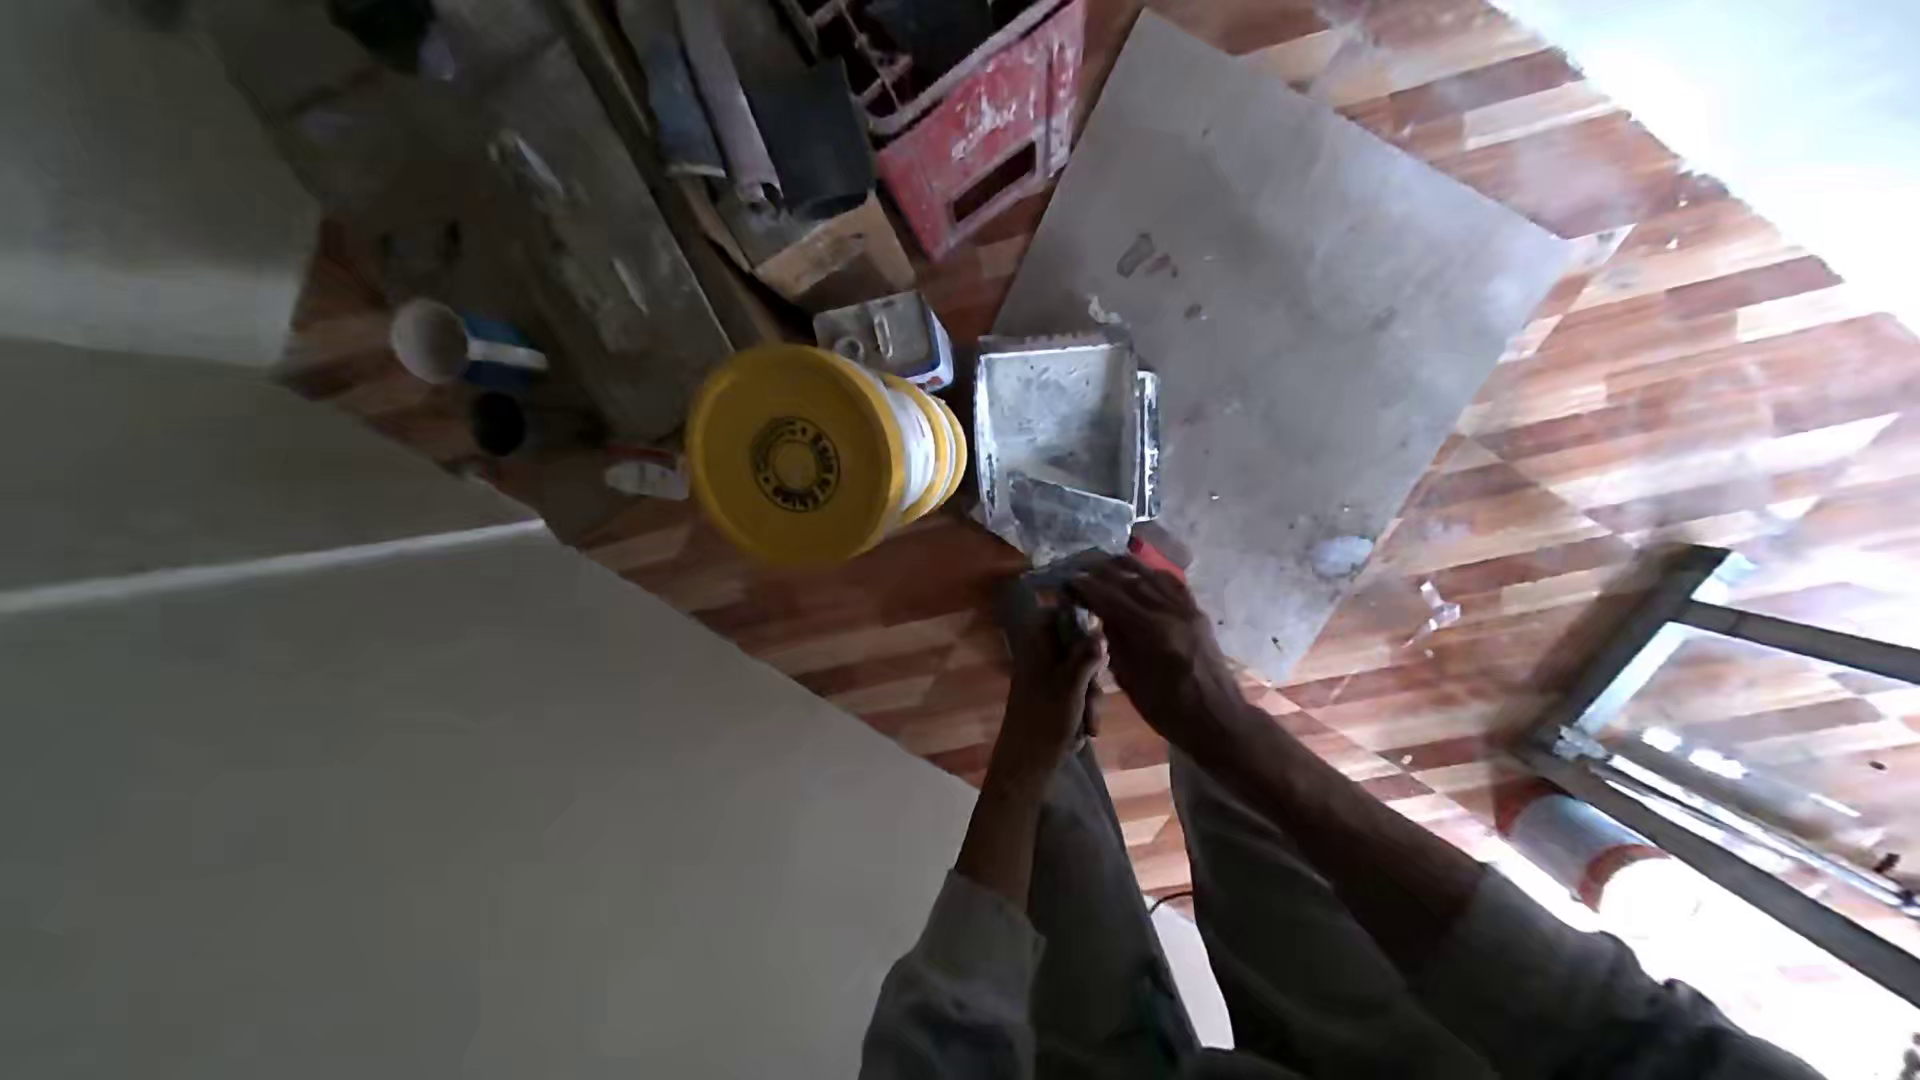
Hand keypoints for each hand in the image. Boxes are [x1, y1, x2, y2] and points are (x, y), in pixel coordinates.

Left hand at [992, 616, 1105, 783]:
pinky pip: (1077, 692)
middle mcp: (1039, 656)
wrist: (1027, 765)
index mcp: (1036, 645)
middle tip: (1093, 691)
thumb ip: (1086, 655)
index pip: (1057, 614)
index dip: (1079, 621)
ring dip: (1090, 694)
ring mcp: (1045, 678)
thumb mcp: (1072, 685)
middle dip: (1091, 670)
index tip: (1099, 639)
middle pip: (1075, 644)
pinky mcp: (1052, 698)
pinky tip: (1085, 728)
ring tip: (1088, 719)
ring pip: (1080, 671)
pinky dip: (1084, 707)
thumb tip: (1100, 629)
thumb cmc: (1046, 720)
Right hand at [1066, 557, 1247, 750]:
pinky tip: (1142, 572)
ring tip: (1106, 562)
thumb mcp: (1132, 681)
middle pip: (1132, 582)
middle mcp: (1171, 613)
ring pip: (1154, 577)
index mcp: (1153, 633)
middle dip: (1102, 573)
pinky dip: (1154, 574)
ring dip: (1127, 567)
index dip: (1089, 589)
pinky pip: (1174, 585)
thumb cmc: (1170, 710)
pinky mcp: (1198, 614)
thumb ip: (1117, 644)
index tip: (1070, 581)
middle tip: (1081, 569)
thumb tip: (1102, 618)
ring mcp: (1188, 611)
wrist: (1218, 720)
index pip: (1113, 600)